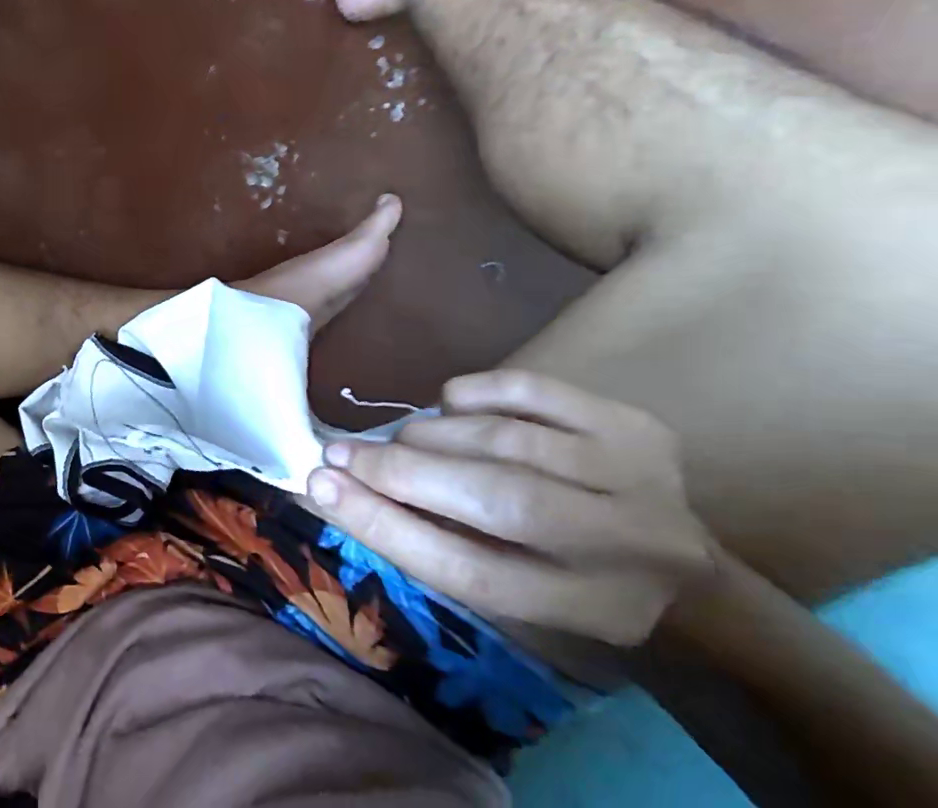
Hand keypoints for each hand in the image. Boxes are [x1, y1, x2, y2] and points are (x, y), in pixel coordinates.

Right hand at [306, 370, 713, 645]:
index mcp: (586, 608)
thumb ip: (421, 539)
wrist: (680, 570)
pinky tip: (453, 412)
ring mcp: (642, 477)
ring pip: (505, 439)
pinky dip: (468, 395)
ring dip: (428, 435)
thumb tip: (328, 483)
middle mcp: (631, 546)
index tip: (319, 485)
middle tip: (341, 454)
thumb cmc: (556, 580)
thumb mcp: (496, 584)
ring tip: (405, 443)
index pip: (469, 570)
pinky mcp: (635, 425)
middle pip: (498, 499)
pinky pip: (526, 390)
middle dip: (399, 469)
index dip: (383, 524)